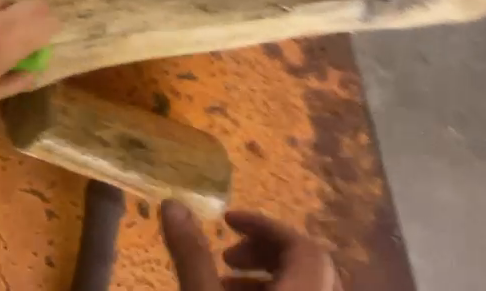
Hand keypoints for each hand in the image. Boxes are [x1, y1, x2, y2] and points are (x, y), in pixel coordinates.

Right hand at [160, 201, 340, 290]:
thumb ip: (192, 253)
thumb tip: (173, 203)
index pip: (305, 248)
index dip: (265, 226)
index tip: (226, 221)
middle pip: (312, 266)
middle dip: (264, 250)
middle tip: (227, 254)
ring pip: (309, 286)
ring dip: (268, 273)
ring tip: (226, 280)